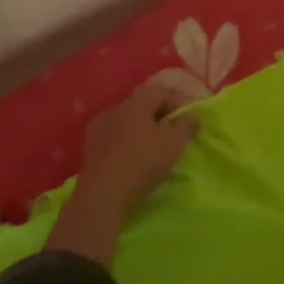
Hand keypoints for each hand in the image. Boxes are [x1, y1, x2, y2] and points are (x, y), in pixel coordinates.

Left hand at [46, 82, 199, 262]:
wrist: (103, 193)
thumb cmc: (142, 163)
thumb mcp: (174, 144)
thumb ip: (186, 125)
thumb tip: (190, 115)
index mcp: (136, 102)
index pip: (162, 90)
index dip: (180, 101)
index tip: (191, 119)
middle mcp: (115, 107)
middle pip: (144, 103)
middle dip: (162, 114)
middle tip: (176, 132)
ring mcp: (100, 126)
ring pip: (129, 120)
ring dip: (144, 128)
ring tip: (156, 146)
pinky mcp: (91, 145)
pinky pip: (116, 135)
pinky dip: (129, 140)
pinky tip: (134, 156)